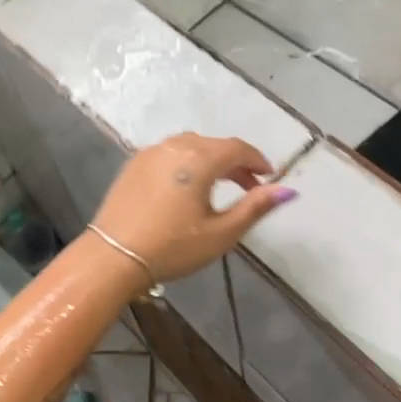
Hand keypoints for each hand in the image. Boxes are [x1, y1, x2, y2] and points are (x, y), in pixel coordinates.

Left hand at [89, 133, 294, 283]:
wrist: (113, 256)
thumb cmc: (172, 248)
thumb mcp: (220, 233)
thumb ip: (254, 208)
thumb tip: (287, 190)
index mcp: (198, 159)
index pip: (237, 148)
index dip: (257, 160)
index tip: (269, 177)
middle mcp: (175, 146)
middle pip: (214, 145)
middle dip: (236, 162)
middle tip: (250, 186)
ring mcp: (151, 152)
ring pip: (190, 146)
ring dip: (210, 160)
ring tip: (220, 187)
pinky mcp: (134, 163)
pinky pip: (169, 154)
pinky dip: (187, 163)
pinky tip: (187, 187)